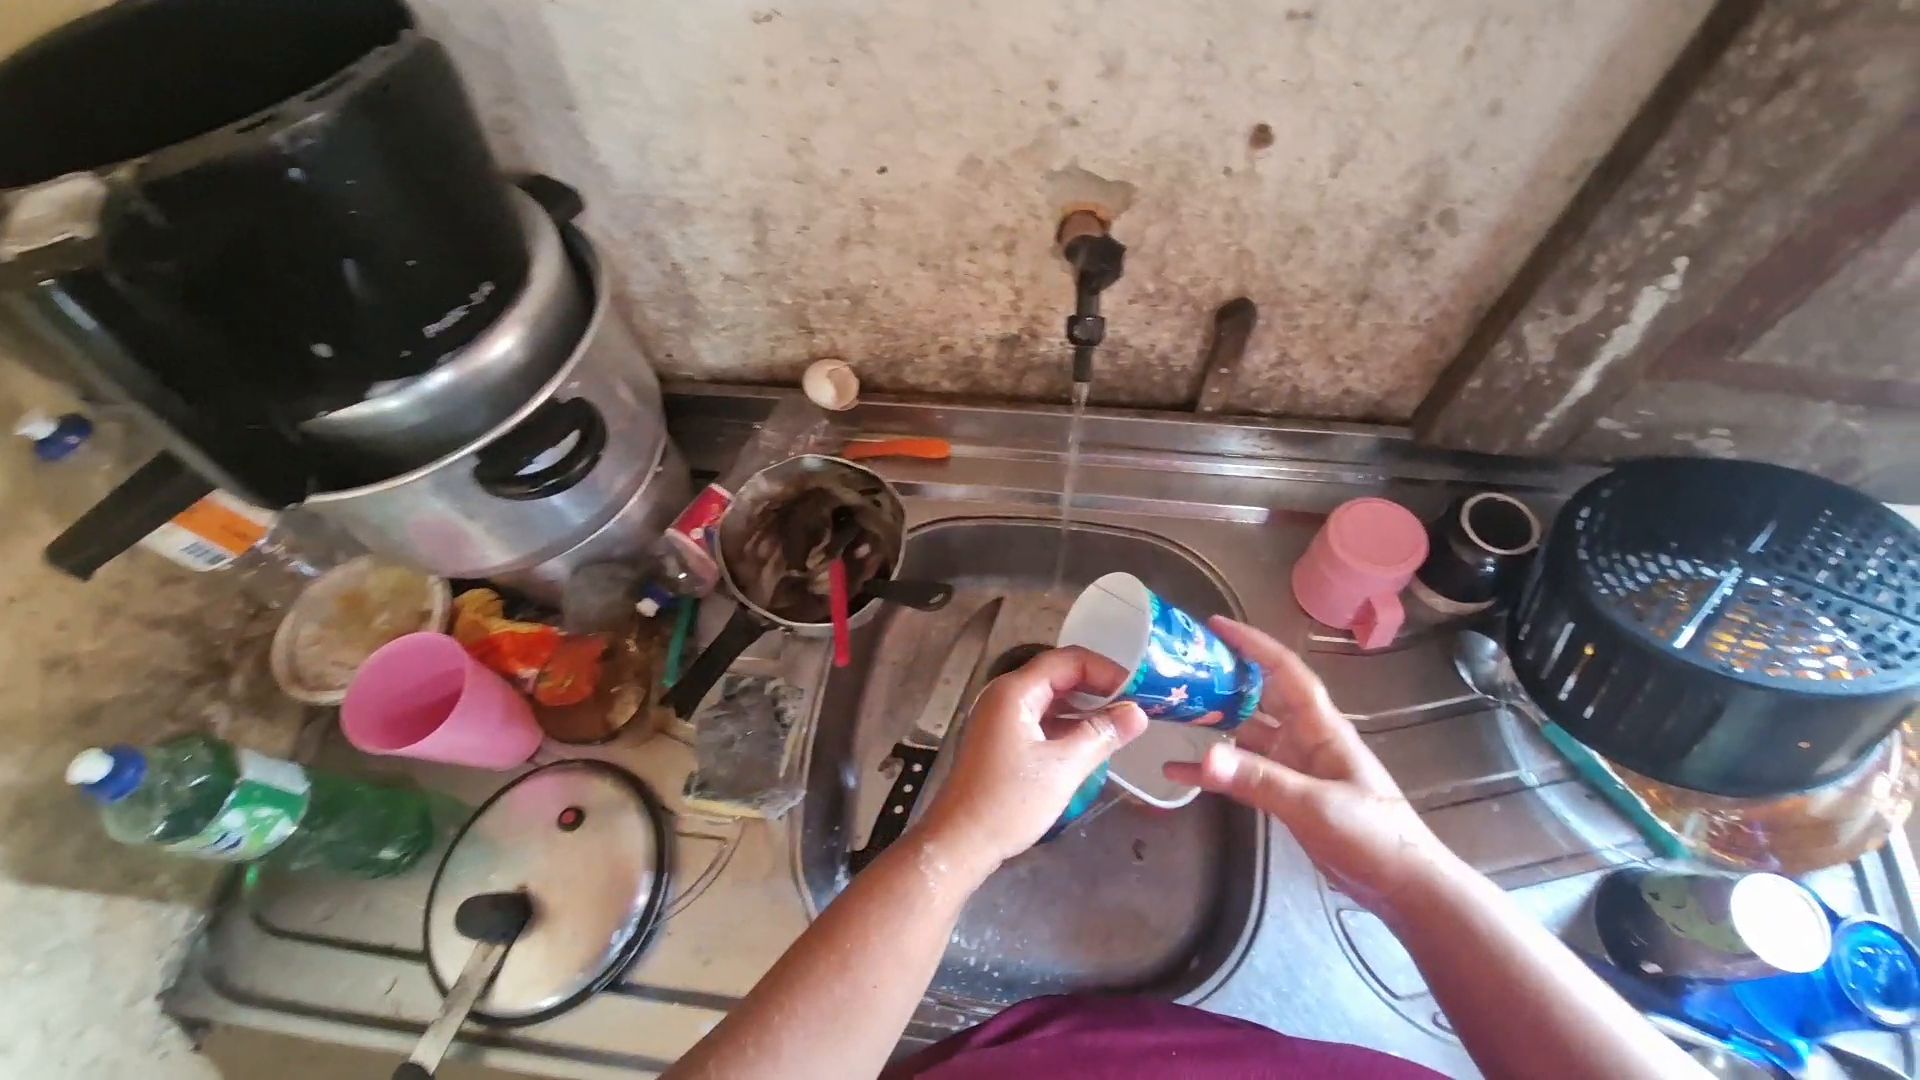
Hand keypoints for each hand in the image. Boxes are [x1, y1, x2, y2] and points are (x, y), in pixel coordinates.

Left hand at [916, 646, 1148, 870]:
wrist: (959, 841)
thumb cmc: (1009, 800)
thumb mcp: (1064, 767)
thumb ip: (1102, 734)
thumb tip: (1139, 713)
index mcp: (1015, 691)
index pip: (1068, 660)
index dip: (1106, 670)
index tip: (1138, 691)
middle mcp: (1004, 696)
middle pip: (1058, 675)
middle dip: (1098, 687)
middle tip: (1135, 706)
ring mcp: (1000, 718)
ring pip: (1051, 699)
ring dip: (1084, 708)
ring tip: (1120, 725)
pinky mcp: (1002, 739)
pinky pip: (1041, 719)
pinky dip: (1067, 725)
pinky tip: (1091, 742)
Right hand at [1164, 618, 1458, 915]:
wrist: (1402, 886)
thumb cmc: (1372, 833)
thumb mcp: (1315, 804)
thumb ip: (1259, 780)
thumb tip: (1202, 757)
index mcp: (1320, 726)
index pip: (1283, 671)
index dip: (1252, 644)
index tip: (1216, 626)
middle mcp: (1304, 737)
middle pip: (1259, 696)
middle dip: (1224, 678)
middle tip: (1183, 666)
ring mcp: (1294, 766)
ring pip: (1246, 733)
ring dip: (1214, 724)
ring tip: (1173, 711)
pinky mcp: (1285, 794)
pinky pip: (1242, 773)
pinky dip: (1215, 772)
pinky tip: (1180, 772)